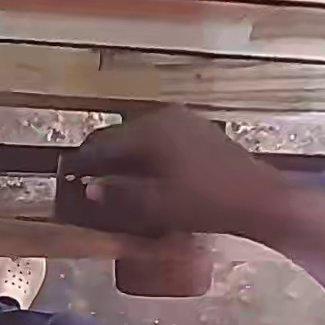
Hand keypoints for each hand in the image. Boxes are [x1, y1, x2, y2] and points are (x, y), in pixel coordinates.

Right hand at [62, 108, 320, 244]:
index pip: (101, 144)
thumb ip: (118, 196)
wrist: (259, 198)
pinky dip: (141, 154)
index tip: (65, 175)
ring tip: (107, 178)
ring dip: (119, 156)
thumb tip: (89, 189)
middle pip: (117, 135)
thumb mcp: (155, 206)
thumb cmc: (205, 203)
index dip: (81, 162)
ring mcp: (183, 121)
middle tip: (82, 178)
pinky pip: (156, 138)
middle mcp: (163, 118)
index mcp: (148, 132)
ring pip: (136, 136)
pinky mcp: (197, 131)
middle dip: (98, 156)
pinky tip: (139, 173)